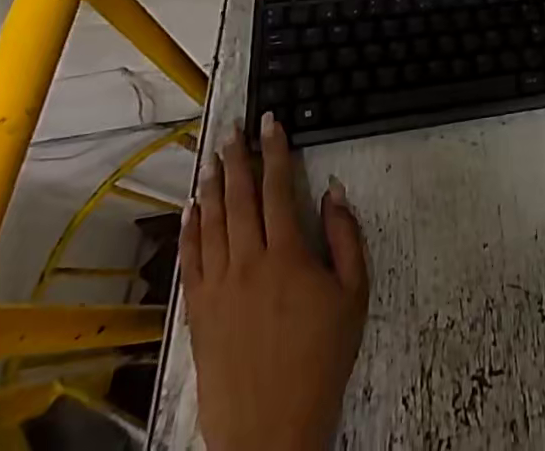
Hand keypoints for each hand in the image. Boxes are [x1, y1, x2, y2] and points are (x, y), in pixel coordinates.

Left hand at [182, 115, 369, 450]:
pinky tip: (192, 208)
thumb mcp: (354, 292)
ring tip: (214, 157)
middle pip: (239, 198)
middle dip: (238, 158)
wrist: (270, 423)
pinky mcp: (198, 309)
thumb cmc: (321, 355)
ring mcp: (217, 285)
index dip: (275, 152)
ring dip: (213, 185)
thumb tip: (333, 193)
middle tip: (235, 129)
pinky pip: (190, 258)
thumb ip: (345, 237)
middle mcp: (247, 261)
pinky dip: (191, 228)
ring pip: (212, 222)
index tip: (270, 124)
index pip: (279, 189)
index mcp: (287, 254)